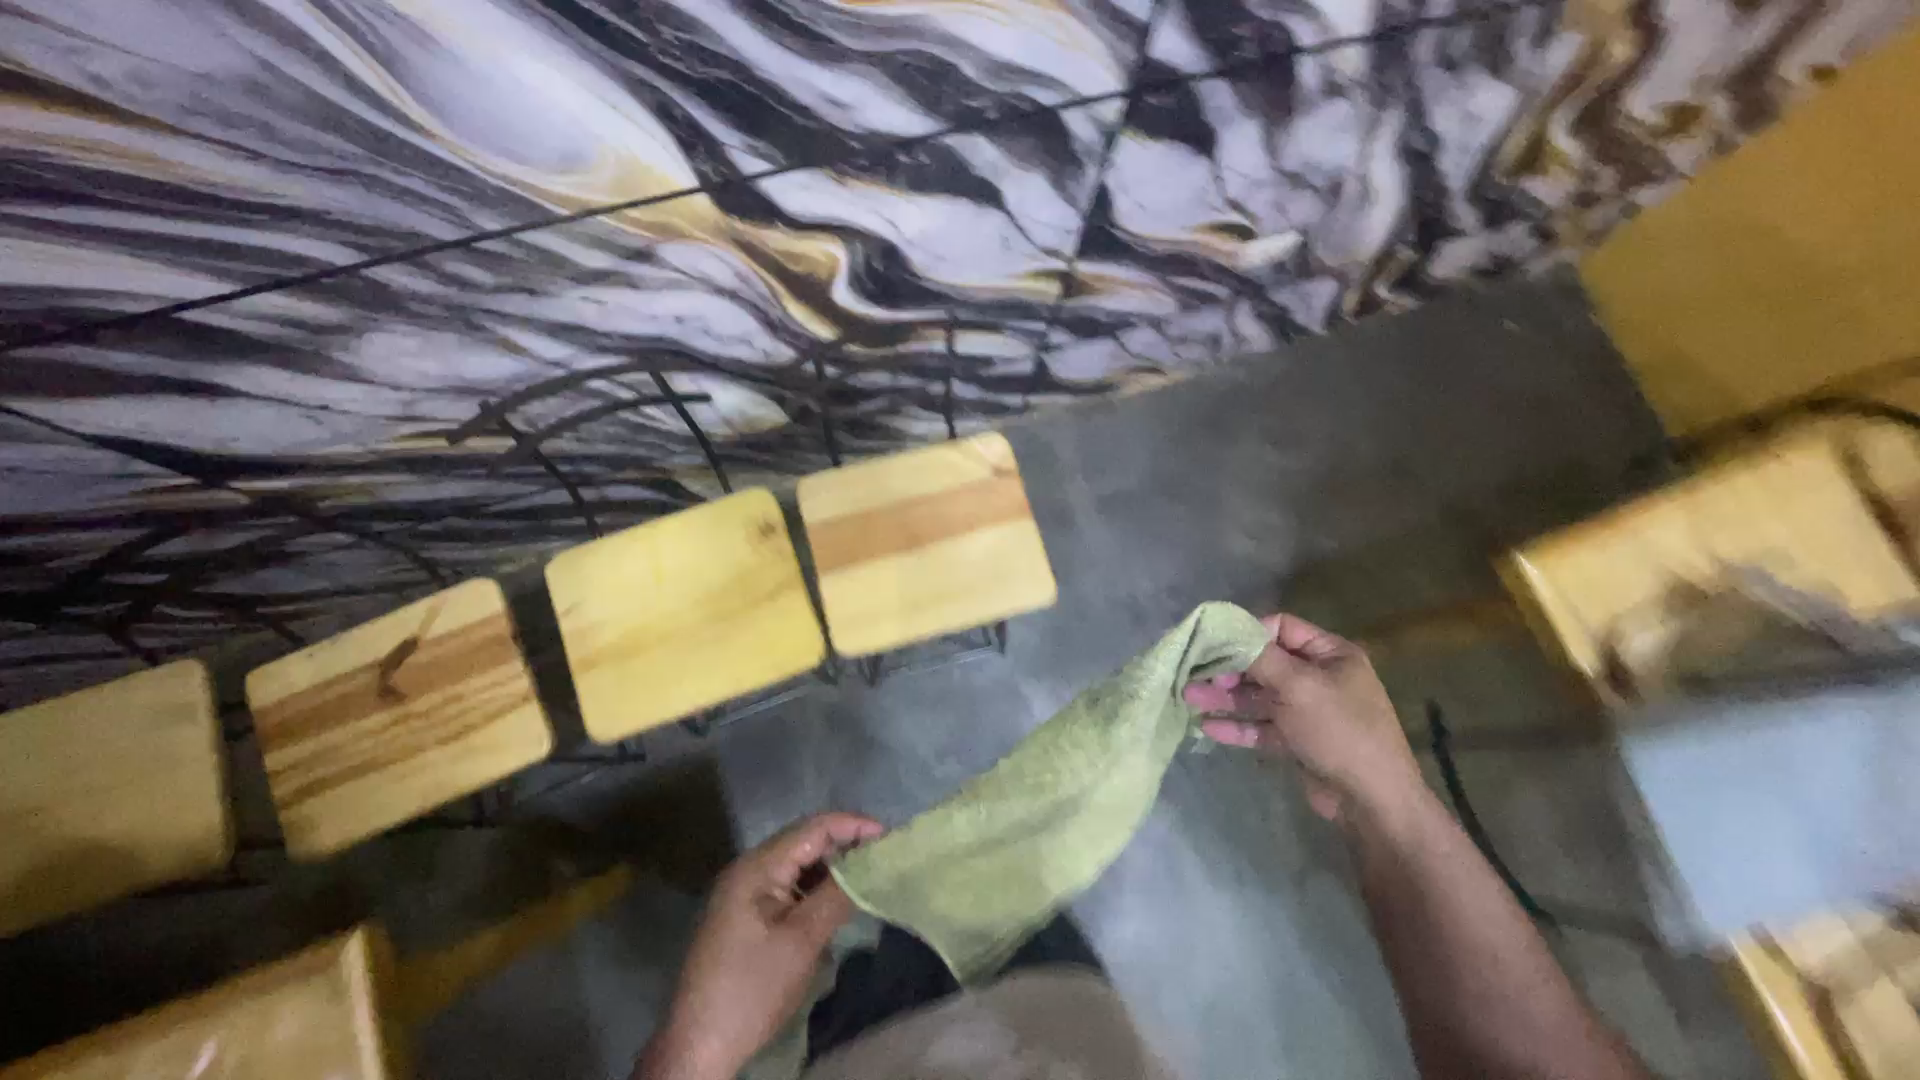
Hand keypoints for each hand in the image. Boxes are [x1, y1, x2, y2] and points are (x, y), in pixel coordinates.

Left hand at [636, 812, 884, 1079]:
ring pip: (798, 864)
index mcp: (757, 867)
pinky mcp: (746, 914)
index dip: (853, 826)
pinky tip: (838, 901)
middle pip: (804, 841)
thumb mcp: (802, 941)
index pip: (813, 828)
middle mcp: (749, 869)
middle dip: (846, 844)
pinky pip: (788, 886)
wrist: (699, 1044)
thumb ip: (837, 896)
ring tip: (869, 877)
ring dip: (832, 867)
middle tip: (885, 857)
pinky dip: (816, 887)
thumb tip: (872, 864)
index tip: (890, 837)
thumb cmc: (753, 989)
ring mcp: (745, 892)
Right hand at [1184, 613, 1422, 824]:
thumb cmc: (1339, 730)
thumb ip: (1259, 658)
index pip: (1281, 628)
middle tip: (1196, 675)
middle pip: (1265, 663)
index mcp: (1330, 654)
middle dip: (1229, 669)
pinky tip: (1208, 727)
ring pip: (1259, 697)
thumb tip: (1225, 632)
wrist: (1371, 799)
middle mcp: (1319, 677)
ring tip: (1189, 699)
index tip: (1214, 644)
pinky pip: (1262, 726)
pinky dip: (1238, 725)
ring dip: (1226, 697)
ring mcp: (1308, 711)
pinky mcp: (1297, 740)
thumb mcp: (1299, 686)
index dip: (1248, 633)